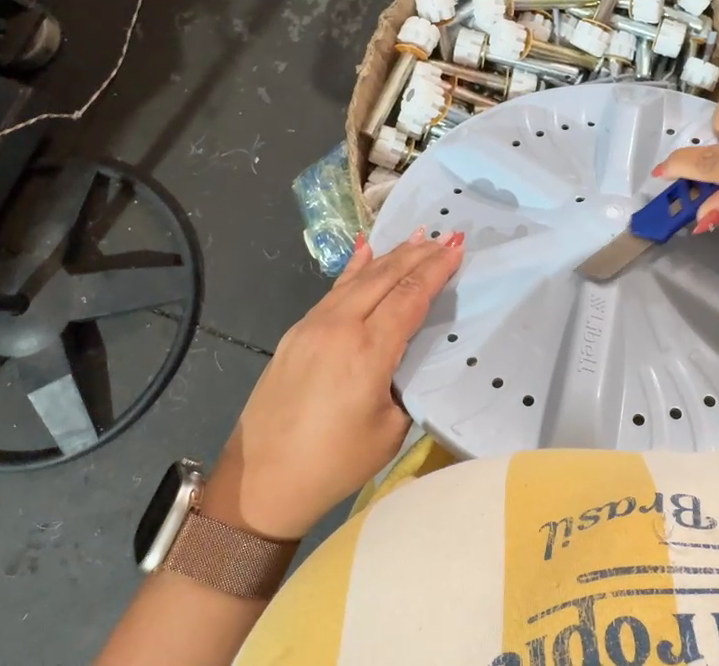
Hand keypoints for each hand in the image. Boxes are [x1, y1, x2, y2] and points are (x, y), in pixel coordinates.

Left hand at [204, 229, 462, 539]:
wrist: (260, 482)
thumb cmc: (334, 464)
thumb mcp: (390, 431)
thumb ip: (405, 383)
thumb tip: (412, 354)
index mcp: (367, 352)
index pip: (409, 296)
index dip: (436, 271)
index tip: (457, 249)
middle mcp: (339, 327)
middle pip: (385, 277)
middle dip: (418, 254)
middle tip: (446, 237)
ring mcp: (312, 326)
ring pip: (358, 278)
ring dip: (390, 256)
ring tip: (416, 237)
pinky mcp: (295, 333)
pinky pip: (334, 290)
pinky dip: (356, 268)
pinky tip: (366, 251)